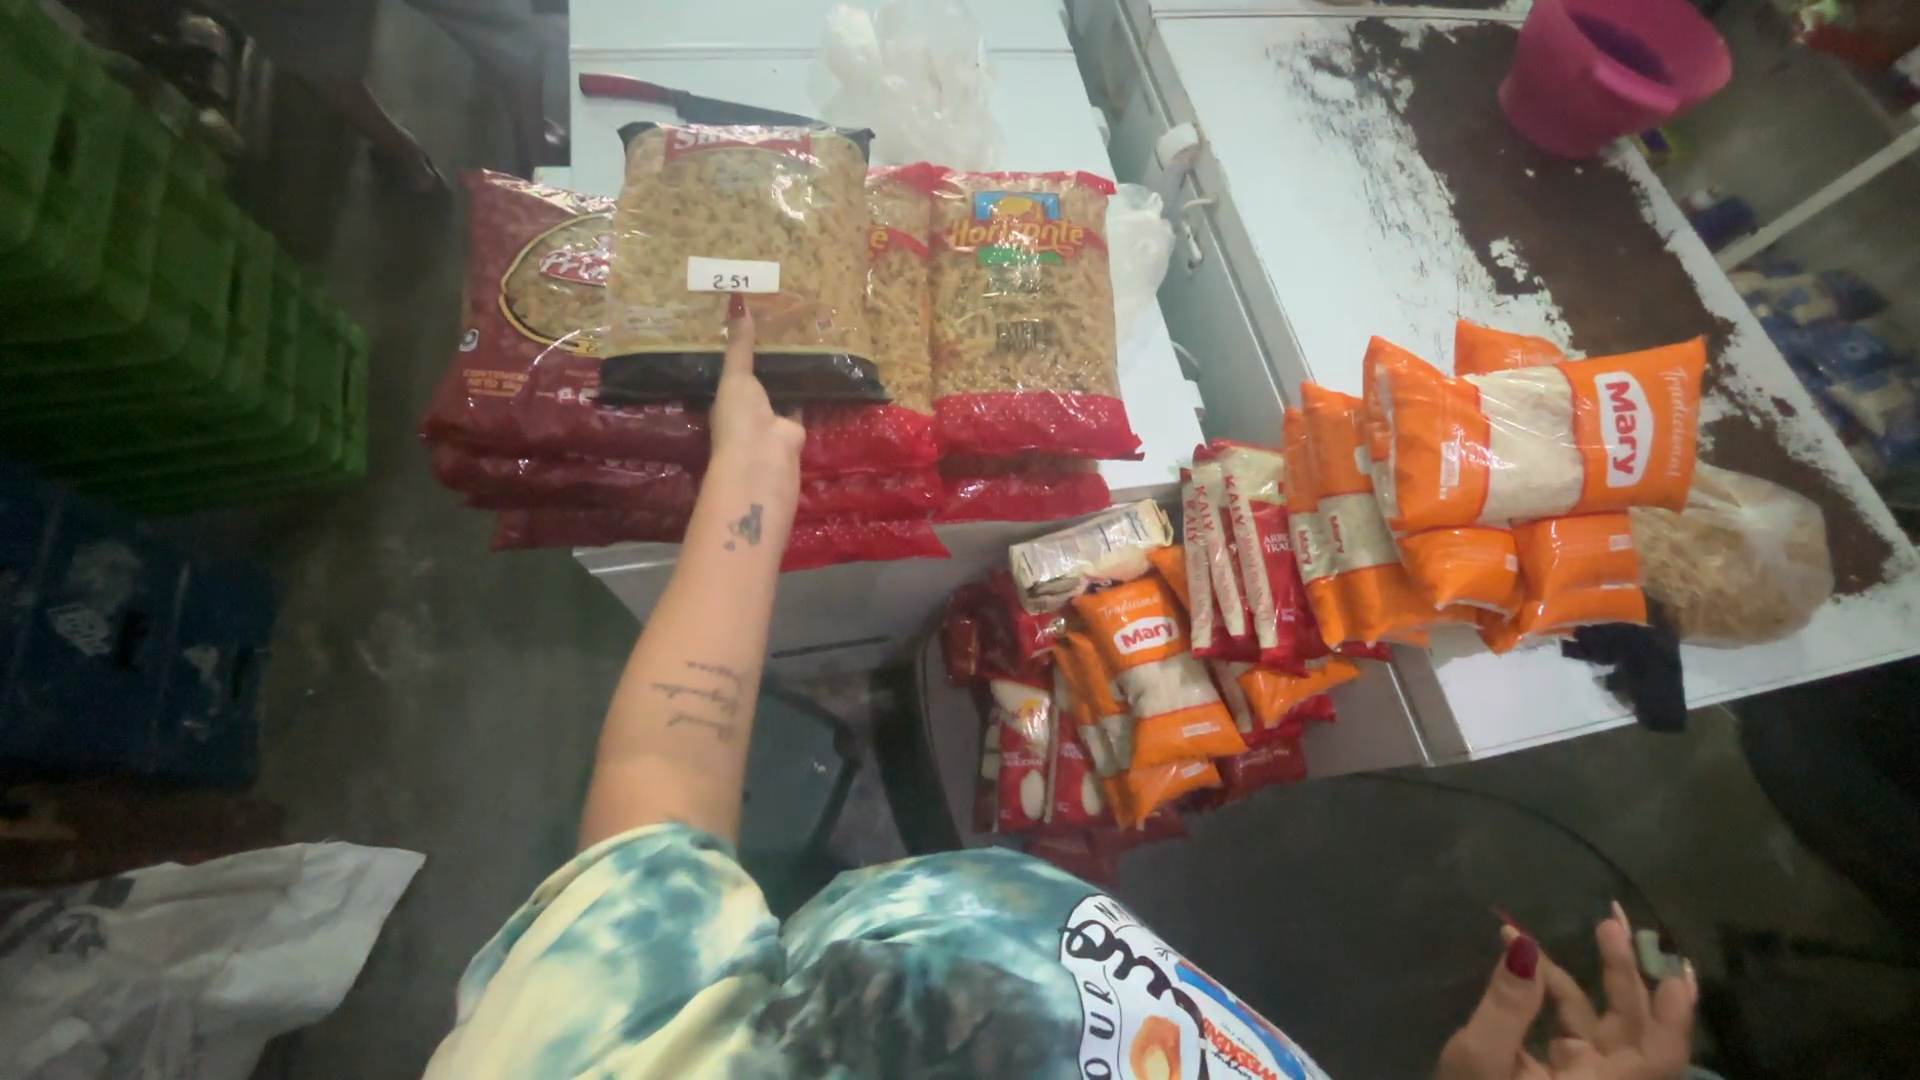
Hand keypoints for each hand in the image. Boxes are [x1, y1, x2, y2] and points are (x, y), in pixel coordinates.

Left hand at [710, 293, 805, 491]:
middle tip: (782, 329)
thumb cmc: (740, 415)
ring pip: (781, 393)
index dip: (741, 352)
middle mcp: (749, 411)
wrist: (764, 455)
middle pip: (759, 382)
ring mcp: (772, 421)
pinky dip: (808, 392)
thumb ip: (739, 344)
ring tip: (802, 344)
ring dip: (789, 377)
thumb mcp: (735, 375)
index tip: (753, 327)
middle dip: (769, 363)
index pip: (733, 372)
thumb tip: (737, 301)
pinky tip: (818, 372)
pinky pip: (801, 404)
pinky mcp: (795, 429)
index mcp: (727, 399)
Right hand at [1436, 906, 1696, 1079]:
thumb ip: (1508, 1004)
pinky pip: (1575, 1029)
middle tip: (1610, 920)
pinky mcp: (1564, 1075)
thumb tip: (1526, 945)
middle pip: (1636, 1032)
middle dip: (1628, 975)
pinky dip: (1556, 991)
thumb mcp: (1480, 1057)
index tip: (1678, 968)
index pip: (1657, 1056)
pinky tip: (1533, 960)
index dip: (1673, 1015)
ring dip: (1593, 977)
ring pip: (1606, 1025)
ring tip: (1572, 931)